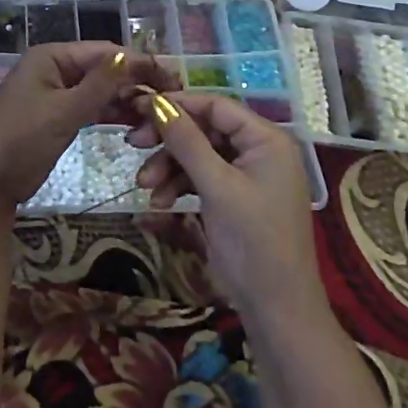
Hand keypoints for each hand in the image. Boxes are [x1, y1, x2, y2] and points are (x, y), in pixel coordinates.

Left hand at [0, 41, 177, 210]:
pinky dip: (113, 113)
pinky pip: (92, 108)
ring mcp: (57, 94)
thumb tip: (132, 56)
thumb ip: (99, 85)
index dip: (140, 62)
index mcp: (51, 57)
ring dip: (127, 99)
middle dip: (136, 82)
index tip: (175, 78)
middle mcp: (55, 69)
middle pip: (104, 69)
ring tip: (159, 114)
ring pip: (100, 90)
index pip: (104, 52)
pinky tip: (138, 123)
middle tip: (173, 99)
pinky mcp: (60, 117)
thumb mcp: (63, 111)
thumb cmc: (22, 139)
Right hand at [128, 91, 323, 314]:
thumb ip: (187, 141)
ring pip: (196, 155)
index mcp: (267, 140)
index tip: (138, 109)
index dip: (177, 104)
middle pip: (204, 129)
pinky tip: (160, 204)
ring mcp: (245, 175)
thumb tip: (157, 103)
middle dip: (168, 141)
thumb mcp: (216, 186)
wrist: (274, 304)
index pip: (217, 105)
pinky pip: (199, 178)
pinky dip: (177, 187)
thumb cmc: (253, 238)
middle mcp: (258, 150)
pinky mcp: (232, 197)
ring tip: (144, 187)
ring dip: (168, 167)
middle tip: (133, 144)